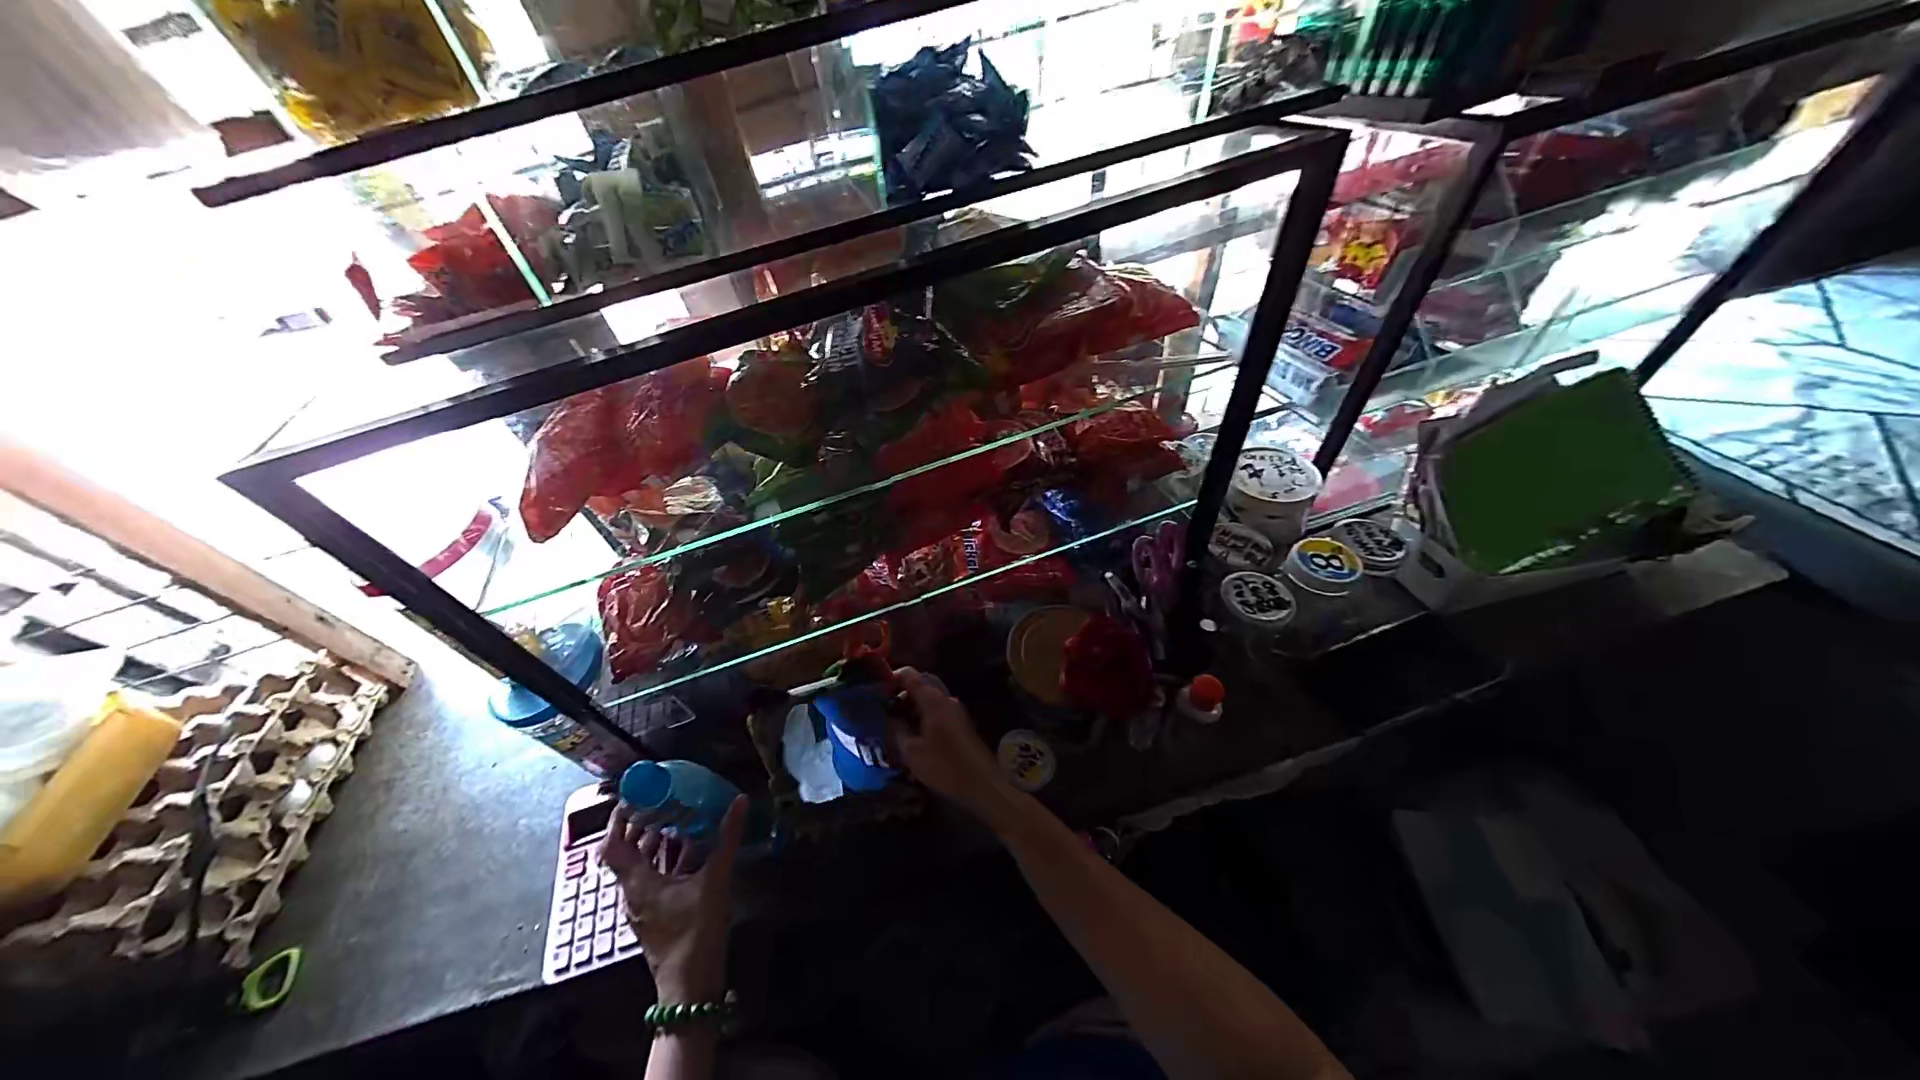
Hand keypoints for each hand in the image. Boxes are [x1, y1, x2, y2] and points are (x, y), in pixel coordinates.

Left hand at [600, 795, 746, 1001]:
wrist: (690, 983)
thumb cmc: (694, 930)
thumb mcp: (715, 880)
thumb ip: (727, 840)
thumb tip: (739, 801)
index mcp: (636, 882)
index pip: (613, 844)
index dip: (619, 818)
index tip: (635, 795)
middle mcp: (634, 892)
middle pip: (628, 852)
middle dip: (642, 824)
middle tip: (663, 798)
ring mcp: (645, 904)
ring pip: (644, 865)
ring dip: (657, 841)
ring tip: (680, 816)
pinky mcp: (659, 913)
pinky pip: (658, 877)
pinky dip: (670, 859)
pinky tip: (693, 848)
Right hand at [889, 668, 1018, 824]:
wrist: (982, 783)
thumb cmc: (944, 766)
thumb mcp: (912, 751)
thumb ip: (897, 730)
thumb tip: (888, 717)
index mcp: (933, 700)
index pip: (909, 675)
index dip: (891, 679)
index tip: (877, 693)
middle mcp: (945, 699)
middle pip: (919, 688)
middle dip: (900, 698)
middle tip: (884, 715)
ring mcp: (955, 711)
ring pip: (928, 702)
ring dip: (911, 711)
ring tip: (896, 731)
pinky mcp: (960, 724)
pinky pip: (937, 713)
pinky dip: (923, 720)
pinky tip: (914, 740)